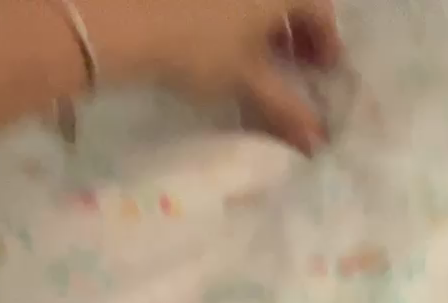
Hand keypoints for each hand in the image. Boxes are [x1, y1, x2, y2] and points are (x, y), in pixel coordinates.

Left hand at [74, 0, 344, 151]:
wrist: (120, 12)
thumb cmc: (197, 46)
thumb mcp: (247, 81)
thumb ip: (286, 110)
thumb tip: (316, 142)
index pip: (320, 8)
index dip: (327, 41)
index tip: (324, 70)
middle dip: (297, 29)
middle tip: (294, 63)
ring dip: (266, 20)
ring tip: (257, 53)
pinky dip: (237, 12)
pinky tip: (223, 34)